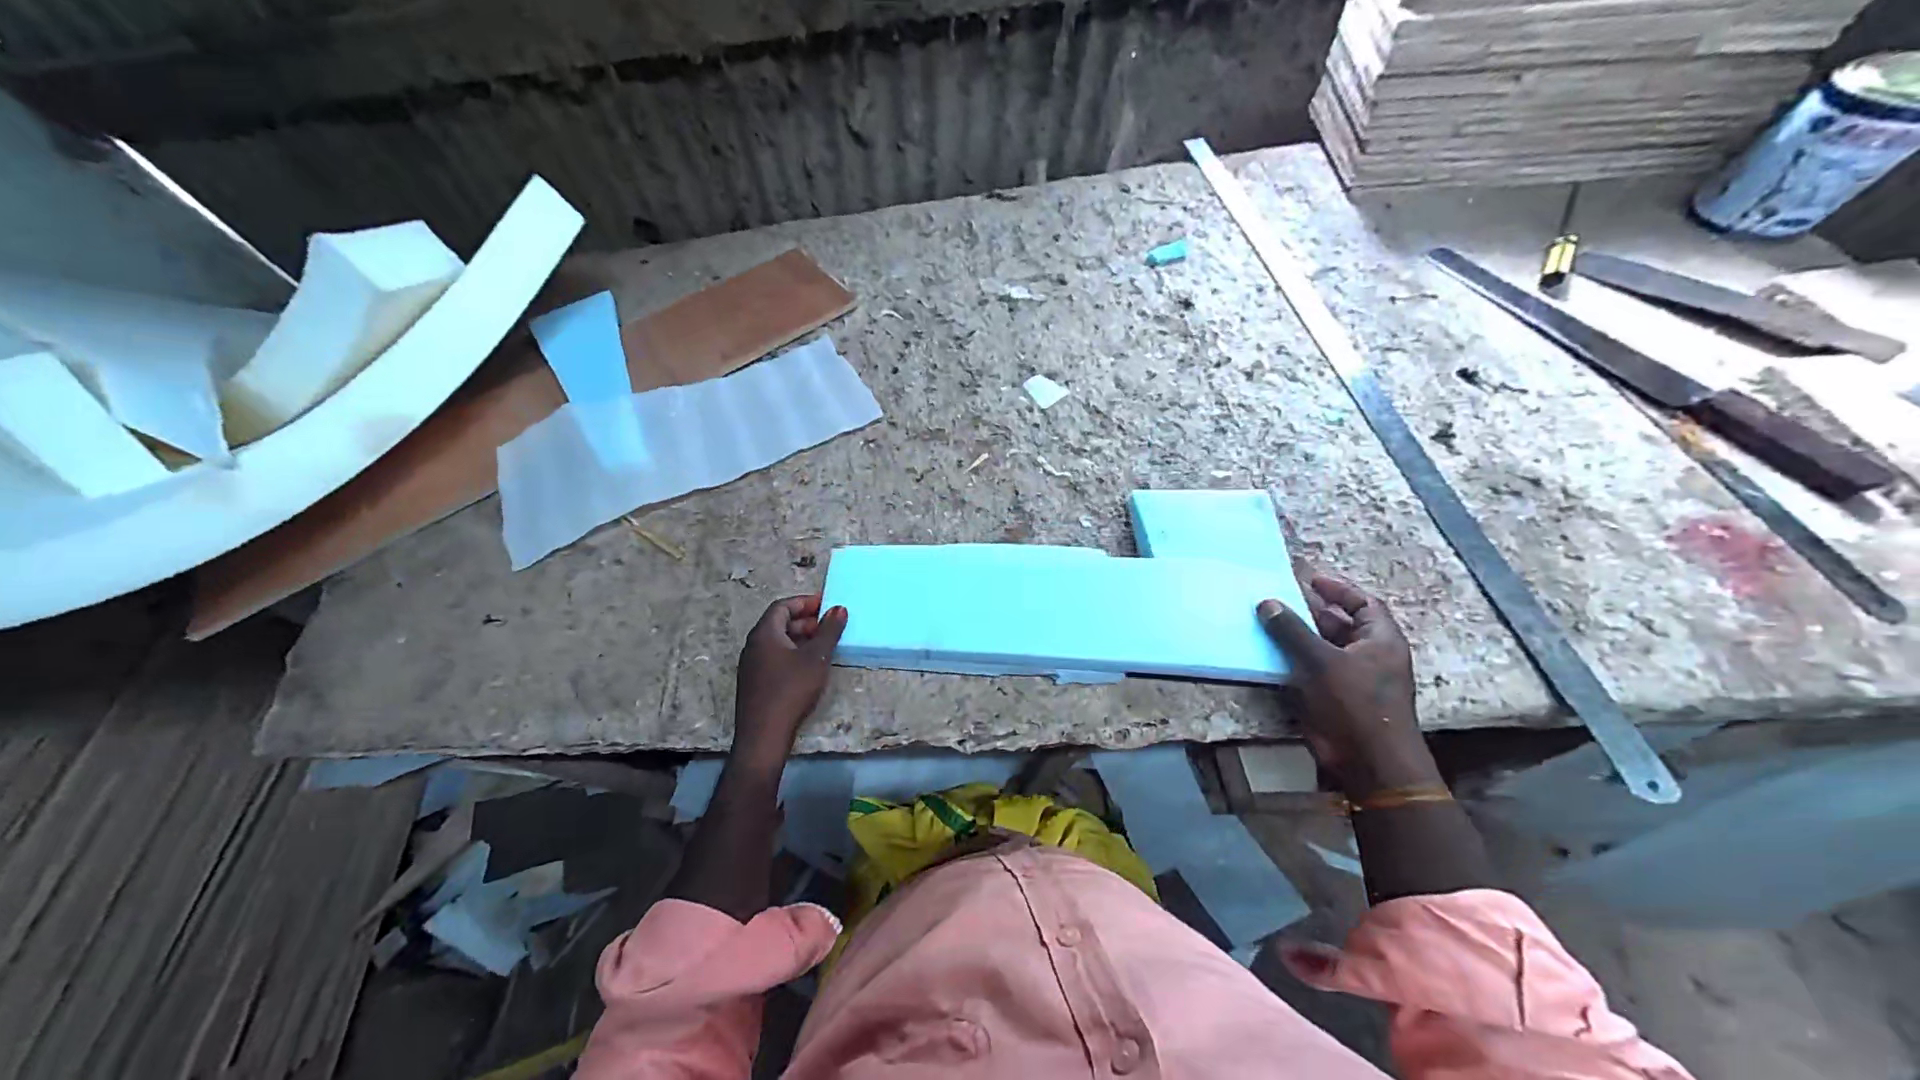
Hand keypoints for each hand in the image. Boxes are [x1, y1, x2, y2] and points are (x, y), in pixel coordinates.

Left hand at [731, 594, 847, 769]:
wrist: (764, 734)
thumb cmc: (791, 689)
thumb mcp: (816, 658)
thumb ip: (829, 631)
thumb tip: (839, 609)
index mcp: (764, 633)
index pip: (782, 606)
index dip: (804, 602)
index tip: (826, 605)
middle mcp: (753, 645)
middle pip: (778, 623)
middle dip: (804, 621)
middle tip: (828, 626)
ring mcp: (751, 665)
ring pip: (777, 642)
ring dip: (799, 639)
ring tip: (822, 646)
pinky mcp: (754, 682)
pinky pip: (773, 658)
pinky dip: (792, 654)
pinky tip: (808, 667)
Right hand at [1257, 570, 1440, 797]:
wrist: (1368, 761)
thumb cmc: (1355, 704)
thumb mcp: (1322, 661)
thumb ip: (1293, 631)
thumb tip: (1267, 603)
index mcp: (1380, 640)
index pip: (1363, 603)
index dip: (1338, 589)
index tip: (1309, 579)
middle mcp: (1368, 655)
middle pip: (1338, 623)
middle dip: (1309, 611)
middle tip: (1276, 597)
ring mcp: (1349, 677)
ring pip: (1320, 647)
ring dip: (1295, 635)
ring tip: (1264, 620)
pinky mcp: (1331, 697)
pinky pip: (1308, 669)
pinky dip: (1290, 659)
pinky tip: (1265, 652)